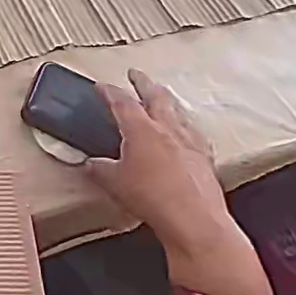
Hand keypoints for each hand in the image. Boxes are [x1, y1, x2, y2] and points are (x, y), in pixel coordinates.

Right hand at [84, 70, 256, 282]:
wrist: (194, 220)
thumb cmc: (154, 198)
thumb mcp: (114, 182)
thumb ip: (99, 169)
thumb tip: (90, 164)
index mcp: (141, 129)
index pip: (122, 102)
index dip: (110, 91)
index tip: (103, 87)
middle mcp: (167, 129)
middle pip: (155, 95)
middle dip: (143, 82)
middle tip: (136, 75)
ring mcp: (189, 141)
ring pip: (177, 110)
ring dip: (167, 100)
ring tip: (162, 96)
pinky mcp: (204, 158)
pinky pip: (195, 133)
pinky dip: (186, 126)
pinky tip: (187, 131)